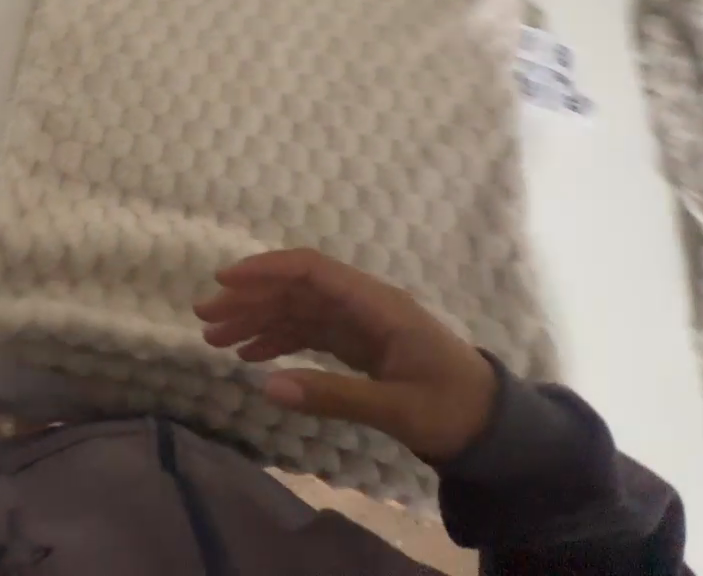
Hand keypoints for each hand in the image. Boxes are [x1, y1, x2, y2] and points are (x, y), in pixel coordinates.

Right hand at [194, 249, 497, 461]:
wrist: (498, 432)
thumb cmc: (455, 411)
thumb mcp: (399, 409)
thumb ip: (333, 396)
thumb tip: (266, 386)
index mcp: (376, 303)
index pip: (310, 269)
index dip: (265, 269)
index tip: (223, 281)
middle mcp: (361, 304)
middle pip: (293, 288)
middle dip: (247, 298)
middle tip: (204, 318)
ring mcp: (356, 323)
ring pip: (294, 308)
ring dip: (254, 319)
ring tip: (215, 338)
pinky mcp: (354, 343)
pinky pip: (305, 332)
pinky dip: (275, 339)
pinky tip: (249, 355)